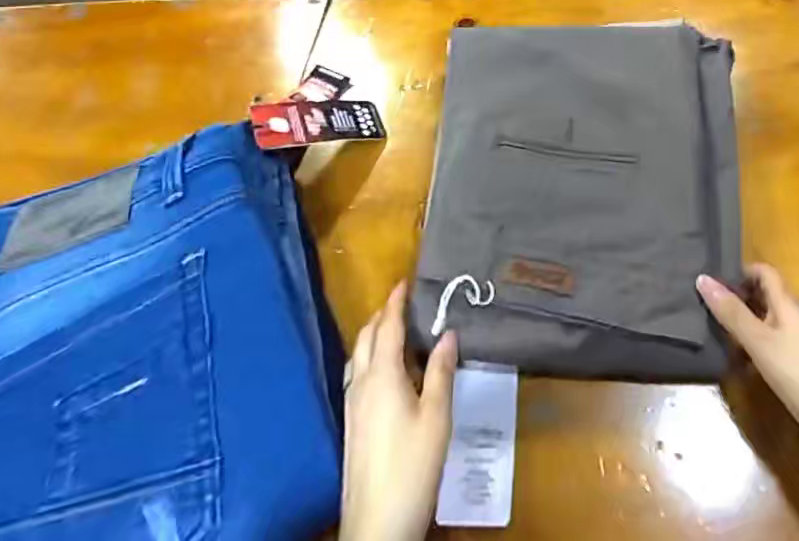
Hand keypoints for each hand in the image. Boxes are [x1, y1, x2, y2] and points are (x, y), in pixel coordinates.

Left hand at [340, 282, 457, 540]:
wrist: (377, 520)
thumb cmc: (413, 464)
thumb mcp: (437, 415)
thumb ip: (440, 371)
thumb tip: (447, 333)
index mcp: (382, 375)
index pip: (387, 327)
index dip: (395, 302)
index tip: (404, 282)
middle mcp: (361, 383)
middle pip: (367, 337)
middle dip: (382, 315)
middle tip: (403, 303)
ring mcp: (352, 404)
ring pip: (358, 356)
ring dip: (373, 335)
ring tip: (394, 330)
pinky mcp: (351, 422)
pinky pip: (356, 373)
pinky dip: (368, 357)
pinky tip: (383, 370)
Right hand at [700, 265, 798, 540]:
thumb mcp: (760, 341)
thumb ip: (732, 312)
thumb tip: (702, 277)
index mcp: (789, 306)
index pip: (765, 273)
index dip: (741, 271)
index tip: (711, 277)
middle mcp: (796, 321)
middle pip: (765, 298)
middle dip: (737, 298)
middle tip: (702, 305)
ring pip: (766, 326)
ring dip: (742, 327)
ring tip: (711, 333)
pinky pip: (770, 351)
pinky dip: (752, 352)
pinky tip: (736, 365)